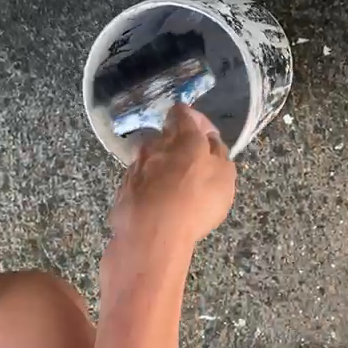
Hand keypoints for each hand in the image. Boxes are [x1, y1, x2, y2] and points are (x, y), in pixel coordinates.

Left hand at [107, 104, 235, 263]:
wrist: (150, 235)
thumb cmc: (195, 201)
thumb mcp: (224, 177)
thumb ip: (219, 153)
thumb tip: (210, 141)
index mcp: (182, 135)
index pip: (182, 111)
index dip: (195, 120)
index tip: (206, 137)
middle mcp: (155, 144)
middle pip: (166, 136)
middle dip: (178, 147)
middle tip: (192, 169)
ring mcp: (135, 166)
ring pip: (151, 159)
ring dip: (162, 168)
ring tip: (174, 192)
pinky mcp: (123, 188)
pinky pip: (140, 181)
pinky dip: (149, 188)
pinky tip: (157, 207)